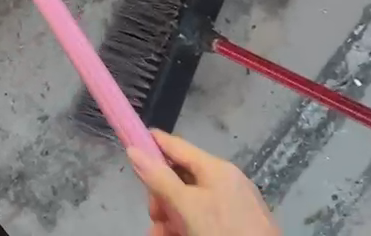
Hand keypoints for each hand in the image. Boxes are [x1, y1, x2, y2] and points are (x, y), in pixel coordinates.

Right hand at [128, 129, 279, 235]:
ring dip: (170, 218)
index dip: (148, 145)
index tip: (129, 156)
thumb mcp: (186, 206)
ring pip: (190, 202)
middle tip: (154, 216)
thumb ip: (158, 177)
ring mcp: (236, 207)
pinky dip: (188, 227)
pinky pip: (205, 218)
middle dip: (161, 197)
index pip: (173, 144)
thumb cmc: (224, 233)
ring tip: (159, 235)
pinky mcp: (241, 228)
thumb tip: (133, 149)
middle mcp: (228, 182)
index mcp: (217, 169)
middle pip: (180, 178)